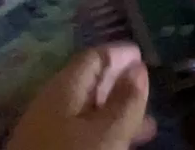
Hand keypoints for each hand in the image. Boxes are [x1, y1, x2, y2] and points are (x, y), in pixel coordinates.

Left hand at [7, 43, 155, 149]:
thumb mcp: (105, 137)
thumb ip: (124, 103)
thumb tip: (138, 68)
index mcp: (63, 89)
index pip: (92, 58)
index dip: (118, 54)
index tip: (142, 54)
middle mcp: (51, 104)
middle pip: (88, 84)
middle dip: (119, 85)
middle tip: (148, 88)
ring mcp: (46, 133)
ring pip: (86, 114)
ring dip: (116, 115)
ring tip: (149, 126)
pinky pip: (80, 137)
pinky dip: (104, 136)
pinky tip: (118, 147)